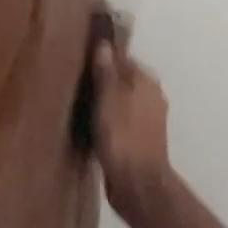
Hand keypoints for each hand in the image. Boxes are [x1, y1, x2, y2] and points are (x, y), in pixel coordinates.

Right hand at [91, 40, 172, 216]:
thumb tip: (104, 44)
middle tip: (76, 85)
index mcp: (146, 80)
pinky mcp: (142, 140)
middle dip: (103, 81)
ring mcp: (149, 119)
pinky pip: (122, 121)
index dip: (101, 58)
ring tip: (80, 107)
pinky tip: (92, 128)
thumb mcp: (108, 98)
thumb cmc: (121, 135)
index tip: (80, 62)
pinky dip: (110, 121)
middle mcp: (152, 95)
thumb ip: (106, 71)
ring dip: (106, 103)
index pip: (121, 58)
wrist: (137, 183)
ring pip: (122, 102)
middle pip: (123, 80)